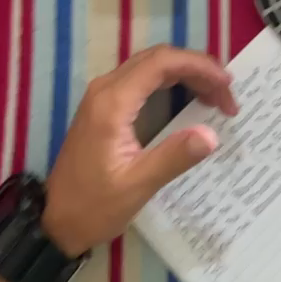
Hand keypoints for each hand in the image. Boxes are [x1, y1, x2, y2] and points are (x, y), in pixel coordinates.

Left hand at [42, 45, 238, 255]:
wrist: (54, 223)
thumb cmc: (93, 206)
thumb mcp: (136, 185)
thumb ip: (174, 157)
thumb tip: (212, 135)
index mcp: (113, 101)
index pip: (162, 63)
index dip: (199, 66)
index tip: (226, 85)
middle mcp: (107, 87)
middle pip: (159, 58)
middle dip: (197, 69)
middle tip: (227, 96)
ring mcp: (104, 94)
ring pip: (152, 66)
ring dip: (186, 74)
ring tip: (215, 97)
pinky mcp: (106, 104)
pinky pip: (144, 78)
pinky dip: (171, 82)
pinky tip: (190, 98)